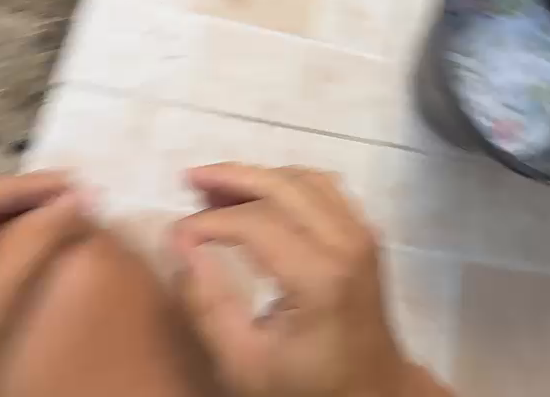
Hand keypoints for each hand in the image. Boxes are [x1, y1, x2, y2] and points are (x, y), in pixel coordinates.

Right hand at [170, 163, 441, 396]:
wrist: (371, 393)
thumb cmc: (305, 385)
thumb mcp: (244, 363)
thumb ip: (208, 304)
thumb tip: (179, 243)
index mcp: (320, 277)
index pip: (258, 223)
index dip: (212, 221)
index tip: (178, 232)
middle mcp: (347, 241)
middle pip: (285, 185)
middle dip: (234, 177)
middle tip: (191, 178)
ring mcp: (363, 231)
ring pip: (307, 177)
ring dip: (261, 175)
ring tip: (218, 185)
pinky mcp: (367, 230)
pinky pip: (326, 187)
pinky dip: (289, 181)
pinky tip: (260, 192)